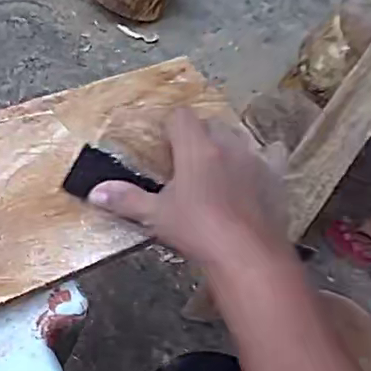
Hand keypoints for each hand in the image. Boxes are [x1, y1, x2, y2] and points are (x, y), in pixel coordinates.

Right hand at [87, 108, 290, 273]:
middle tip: (187, 163)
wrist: (247, 253)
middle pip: (211, 125)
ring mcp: (255, 160)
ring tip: (217, 170)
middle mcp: (228, 145)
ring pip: (240, 139)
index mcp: (196, 147)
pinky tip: (256, 174)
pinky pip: (271, 157)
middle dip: (199, 136)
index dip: (170, 127)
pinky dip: (263, 161)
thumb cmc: (197, 230)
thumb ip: (126, 200)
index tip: (164, 146)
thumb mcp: (156, 216)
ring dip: (227, 148)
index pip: (180, 117)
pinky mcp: (275, 178)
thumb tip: (94, 192)